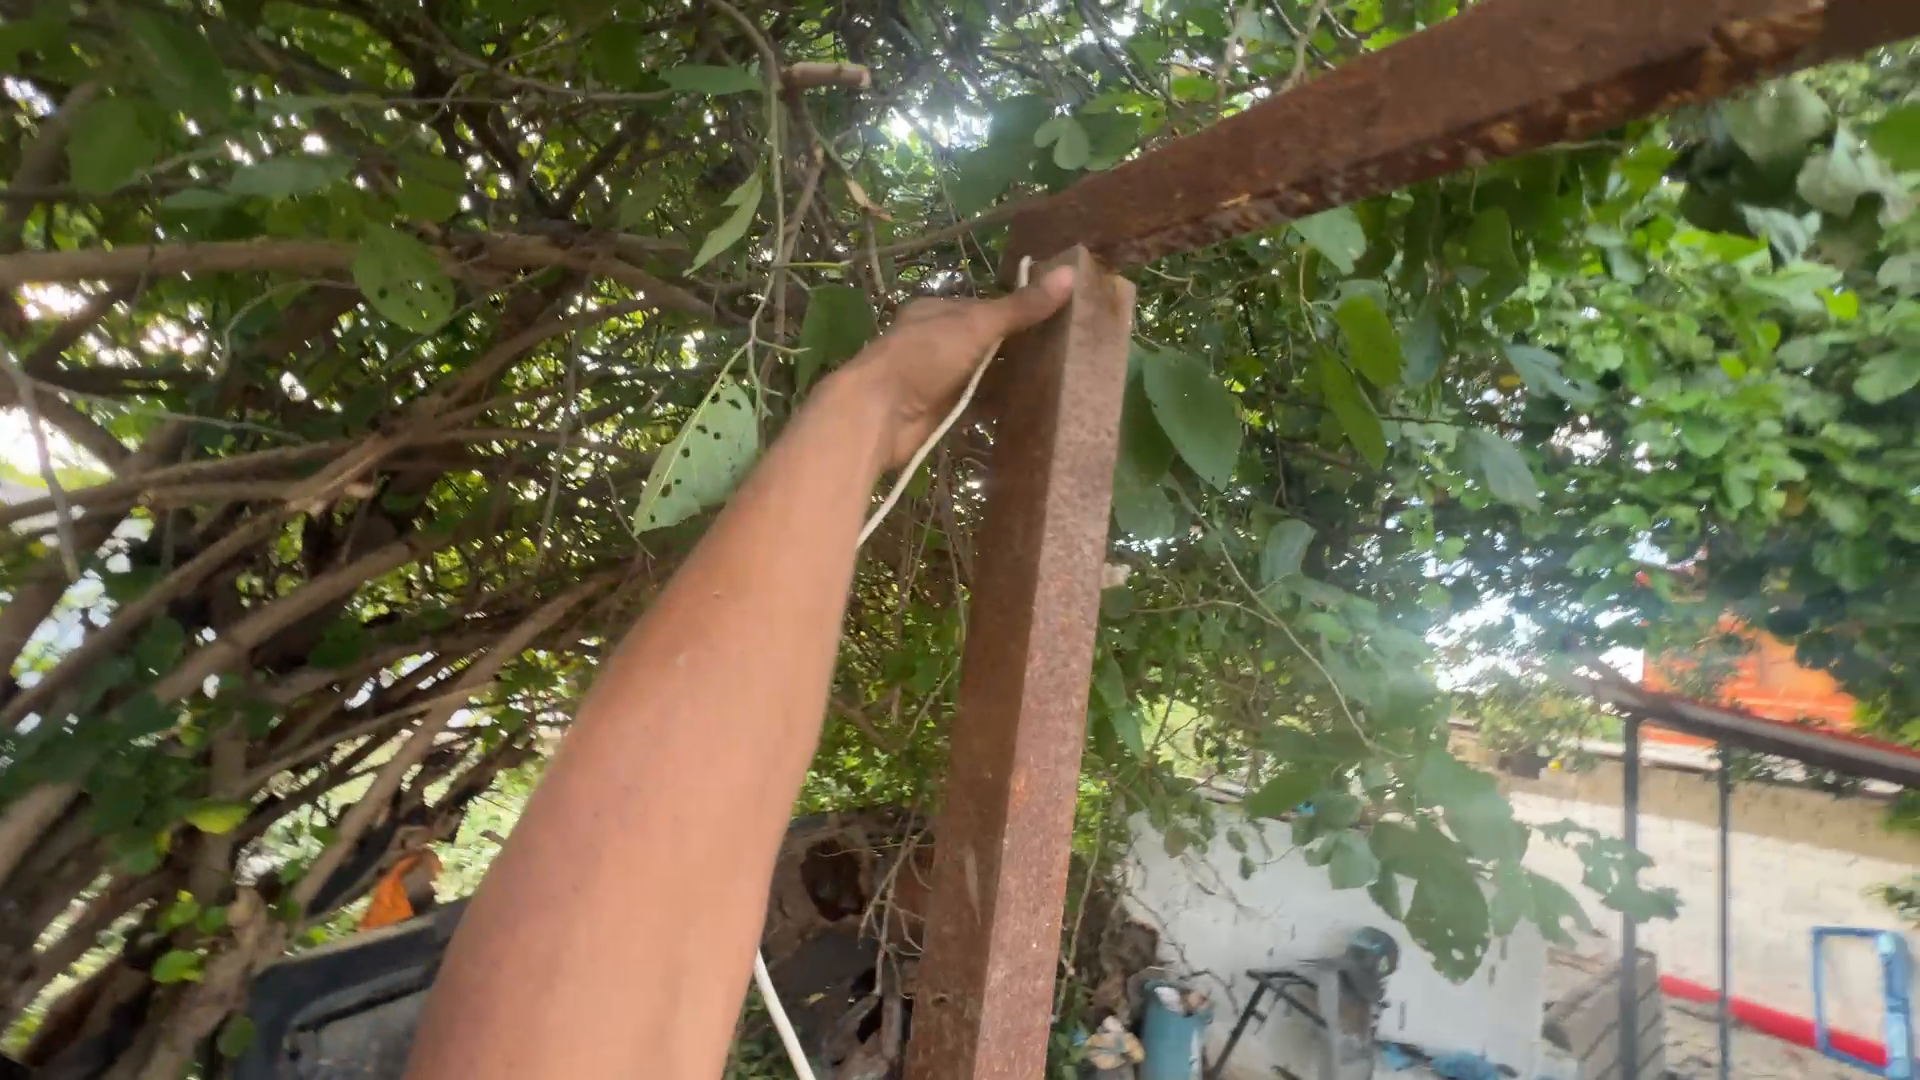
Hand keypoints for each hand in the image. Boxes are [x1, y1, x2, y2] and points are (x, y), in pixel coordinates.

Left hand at [836, 266, 1074, 468]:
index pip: (985, 307)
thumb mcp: (975, 325)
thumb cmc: (923, 358)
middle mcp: (936, 342)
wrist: (879, 413)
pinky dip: (1000, 405)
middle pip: (987, 342)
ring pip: (984, 374)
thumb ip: (1020, 308)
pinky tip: (1031, 406)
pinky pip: (978, 404)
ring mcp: (939, 378)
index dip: (1019, 312)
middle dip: (1019, 348)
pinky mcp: (942, 411)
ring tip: (1058, 378)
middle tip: (1066, 351)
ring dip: (1012, 378)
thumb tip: (1069, 274)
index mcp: (937, 312)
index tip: (1058, 318)